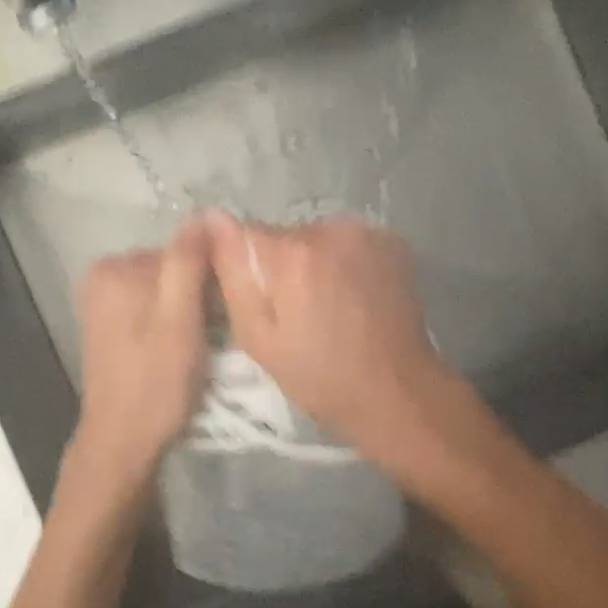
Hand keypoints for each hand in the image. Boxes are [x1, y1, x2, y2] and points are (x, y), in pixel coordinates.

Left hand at [68, 223, 210, 491]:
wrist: (122, 443)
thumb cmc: (156, 384)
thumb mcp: (179, 320)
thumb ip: (188, 263)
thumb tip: (206, 212)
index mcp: (116, 267)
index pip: (184, 252)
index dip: (211, 281)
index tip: (225, 315)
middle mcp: (103, 275)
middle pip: (174, 270)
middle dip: (198, 297)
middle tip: (213, 337)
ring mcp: (103, 301)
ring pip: (167, 291)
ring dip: (189, 313)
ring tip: (198, 347)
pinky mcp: (110, 325)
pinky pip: (154, 308)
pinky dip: (172, 323)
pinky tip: (180, 351)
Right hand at [205, 212, 448, 444]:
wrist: (396, 390)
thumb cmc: (318, 375)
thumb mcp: (258, 336)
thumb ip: (232, 272)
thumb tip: (210, 217)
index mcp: (289, 252)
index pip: (245, 235)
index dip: (247, 268)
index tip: (263, 302)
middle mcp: (327, 228)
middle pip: (285, 236)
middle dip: (284, 266)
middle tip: (298, 314)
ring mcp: (365, 232)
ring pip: (320, 239)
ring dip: (317, 263)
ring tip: (331, 308)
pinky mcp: (392, 241)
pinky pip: (351, 244)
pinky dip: (348, 264)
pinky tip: (357, 299)